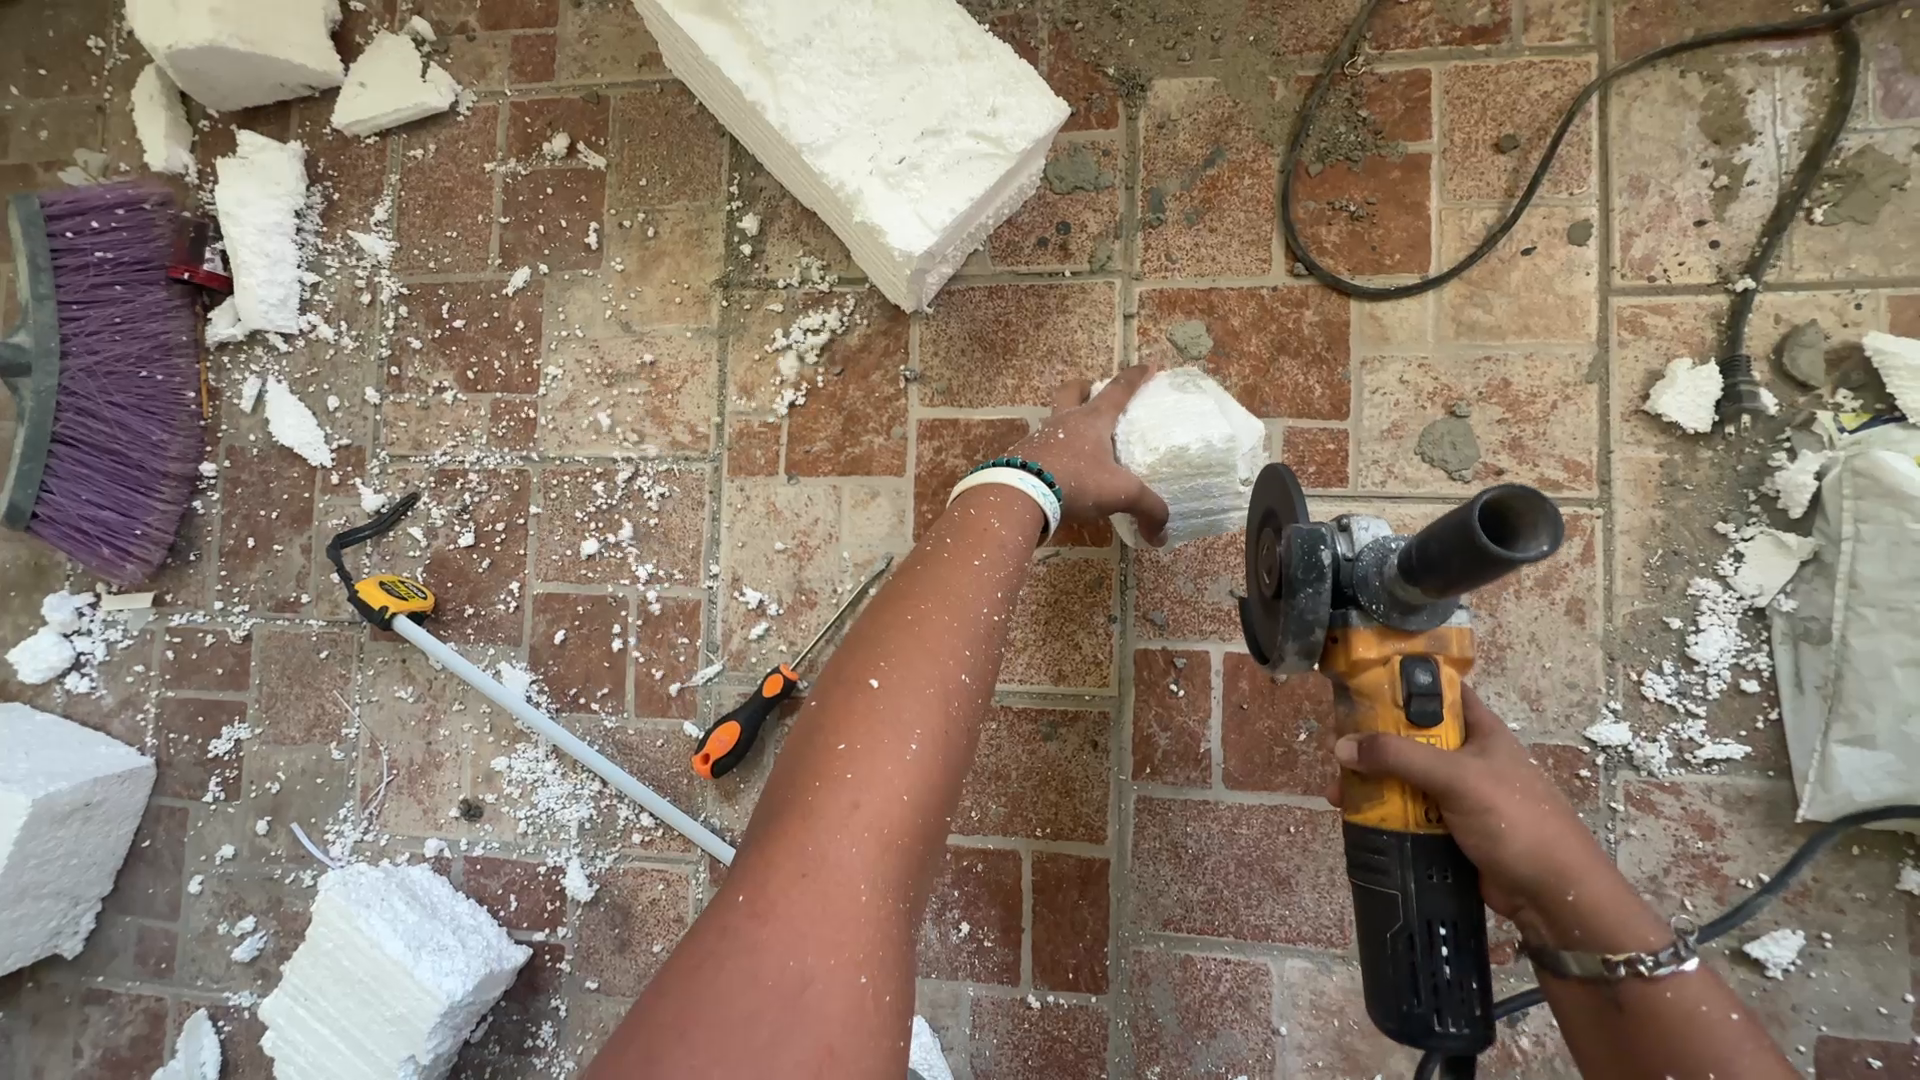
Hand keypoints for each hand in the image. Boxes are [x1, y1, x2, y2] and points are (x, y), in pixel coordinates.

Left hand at [1008, 366, 1170, 545]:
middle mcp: (1063, 422)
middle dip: (1084, 388)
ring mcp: (1038, 439)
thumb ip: (1147, 510)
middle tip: (1093, 392)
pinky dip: (1050, 457)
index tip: (1148, 365)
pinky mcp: (1019, 459)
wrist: (1019, 496)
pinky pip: (1038, 451)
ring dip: (1064, 425)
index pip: (1118, 390)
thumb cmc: (1076, 482)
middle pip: (1070, 392)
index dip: (1135, 377)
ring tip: (1077, 445)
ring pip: (1052, 421)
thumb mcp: (1121, 494)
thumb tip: (1162, 536)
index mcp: (1092, 420)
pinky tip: (1057, 473)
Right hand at [1326, 686, 1624, 935]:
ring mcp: (1456, 794)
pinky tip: (1353, 815)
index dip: (1404, 683)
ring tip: (1337, 792)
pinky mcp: (1447, 827)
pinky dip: (1379, 811)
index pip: (1441, 692)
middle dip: (1372, 741)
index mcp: (1481, 732)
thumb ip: (1399, 756)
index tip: (1359, 685)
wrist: (1553, 897)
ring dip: (1369, 781)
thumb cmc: (1516, 821)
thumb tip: (1341, 747)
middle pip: (1410, 737)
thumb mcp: (1457, 777)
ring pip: (1402, 776)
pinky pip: (1403, 810)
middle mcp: (1466, 757)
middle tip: (1338, 747)